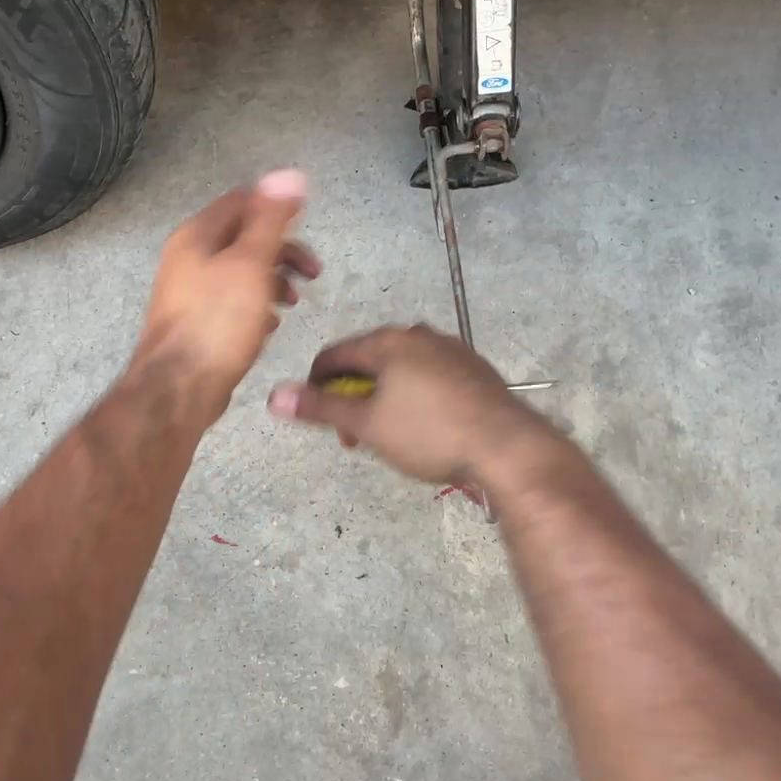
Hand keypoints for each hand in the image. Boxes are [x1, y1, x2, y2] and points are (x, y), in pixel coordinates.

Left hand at [136, 170, 320, 405]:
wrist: (178, 388)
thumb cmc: (218, 322)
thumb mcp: (252, 263)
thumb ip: (270, 219)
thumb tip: (289, 174)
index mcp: (198, 235)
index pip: (243, 201)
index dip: (278, 210)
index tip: (307, 232)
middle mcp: (188, 257)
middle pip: (243, 237)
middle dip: (281, 250)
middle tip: (311, 273)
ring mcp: (188, 292)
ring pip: (239, 271)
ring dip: (272, 279)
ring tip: (293, 302)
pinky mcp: (195, 323)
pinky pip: (231, 301)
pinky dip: (255, 305)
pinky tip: (269, 325)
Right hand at [266, 325, 559, 484]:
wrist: (506, 446)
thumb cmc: (429, 432)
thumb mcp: (367, 424)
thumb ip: (321, 407)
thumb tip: (274, 395)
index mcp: (387, 341)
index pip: (333, 355)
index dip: (315, 386)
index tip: (319, 419)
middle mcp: (418, 334)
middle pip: (368, 361)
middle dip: (353, 397)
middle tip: (354, 437)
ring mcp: (451, 349)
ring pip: (400, 369)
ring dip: (383, 398)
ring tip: (389, 436)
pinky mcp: (475, 369)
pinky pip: (430, 377)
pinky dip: (415, 397)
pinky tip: (426, 428)